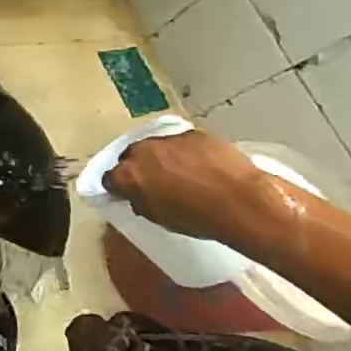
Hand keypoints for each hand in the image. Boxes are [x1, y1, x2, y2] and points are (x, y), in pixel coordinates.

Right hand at [102, 129, 291, 246]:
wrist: (240, 201)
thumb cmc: (197, 218)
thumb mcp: (160, 218)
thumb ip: (142, 202)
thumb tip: (139, 196)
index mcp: (129, 175)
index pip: (110, 177)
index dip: (118, 186)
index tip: (126, 192)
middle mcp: (144, 150)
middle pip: (131, 156)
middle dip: (138, 167)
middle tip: (153, 183)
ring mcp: (170, 138)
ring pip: (157, 146)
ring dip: (162, 157)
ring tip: (179, 174)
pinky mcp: (194, 133)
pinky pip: (182, 142)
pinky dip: (185, 152)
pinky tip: (201, 167)